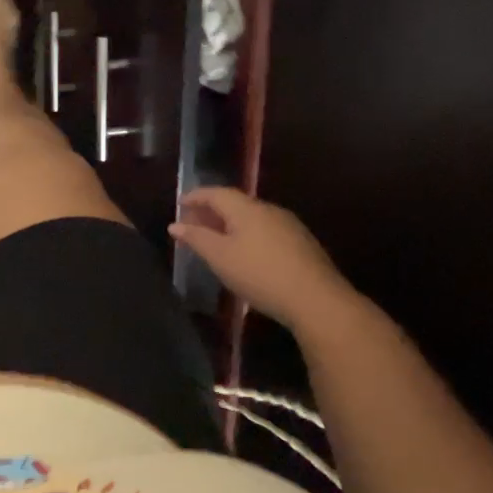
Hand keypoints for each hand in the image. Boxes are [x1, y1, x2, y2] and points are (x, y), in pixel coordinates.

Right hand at [169, 187, 358, 329]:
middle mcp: (269, 210)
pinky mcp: (302, 244)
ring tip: (216, 241)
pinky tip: (245, 254)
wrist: (317, 300)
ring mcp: (289, 227)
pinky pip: (266, 231)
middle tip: (194, 224)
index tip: (180, 204)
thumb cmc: (259, 274)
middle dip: (212, 211)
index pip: (217, 193)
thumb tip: (175, 225)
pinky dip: (248, 235)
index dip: (196, 196)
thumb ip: (196, 238)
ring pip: (252, 218)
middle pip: (235, 203)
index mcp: (247, 209)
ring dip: (230, 224)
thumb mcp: (219, 257)